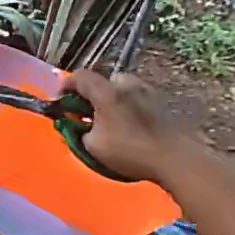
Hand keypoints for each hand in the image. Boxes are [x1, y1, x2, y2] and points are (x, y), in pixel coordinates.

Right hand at [62, 69, 192, 182]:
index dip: (66, 85)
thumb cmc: (129, 151)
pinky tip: (128, 127)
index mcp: (106, 92)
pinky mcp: (160, 102)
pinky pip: (135, 99)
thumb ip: (78, 132)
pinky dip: (126, 107)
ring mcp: (146, 90)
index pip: (80, 77)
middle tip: (85, 114)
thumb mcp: (92, 146)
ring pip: (120, 90)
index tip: (59, 100)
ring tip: (107, 122)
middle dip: (90, 96)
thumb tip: (78, 126)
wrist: (175, 158)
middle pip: (102, 82)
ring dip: (110, 101)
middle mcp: (126, 84)